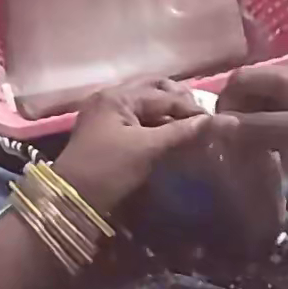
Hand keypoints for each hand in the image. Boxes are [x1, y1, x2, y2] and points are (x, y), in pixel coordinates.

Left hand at [53, 81, 211, 213]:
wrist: (71, 198)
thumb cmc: (108, 170)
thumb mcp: (147, 149)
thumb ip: (180, 132)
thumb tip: (216, 120)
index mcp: (117, 96)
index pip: (163, 95)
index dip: (190, 108)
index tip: (215, 122)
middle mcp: (109, 96)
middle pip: (152, 90)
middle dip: (178, 101)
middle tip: (201, 118)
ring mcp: (104, 112)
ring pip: (143, 103)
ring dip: (166, 111)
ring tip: (189, 126)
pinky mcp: (104, 129)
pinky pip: (135, 116)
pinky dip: (154, 121)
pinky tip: (170, 133)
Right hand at [213, 66, 287, 208]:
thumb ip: (259, 125)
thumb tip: (212, 124)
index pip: (245, 77)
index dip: (228, 99)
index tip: (220, 131)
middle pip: (247, 95)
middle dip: (232, 116)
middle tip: (226, 147)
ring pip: (253, 116)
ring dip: (240, 133)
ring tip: (236, 156)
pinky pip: (264, 135)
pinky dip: (252, 145)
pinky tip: (251, 161)